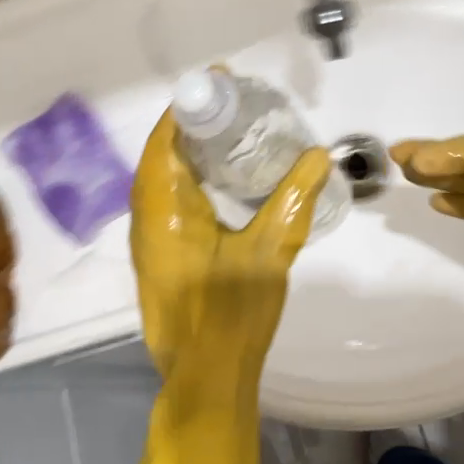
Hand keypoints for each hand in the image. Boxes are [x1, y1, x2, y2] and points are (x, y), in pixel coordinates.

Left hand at [104, 109, 329, 463]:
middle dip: (194, 127)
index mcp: (164, 211)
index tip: (219, 84)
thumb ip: (293, 201)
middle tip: (235, 108)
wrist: (203, 379)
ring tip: (232, 136)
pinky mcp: (159, 258)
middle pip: (162, 157)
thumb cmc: (230, 316)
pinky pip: (168, 204)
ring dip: (190, 155)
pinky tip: (223, 184)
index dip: (188, 107)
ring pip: (163, 182)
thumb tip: (317, 155)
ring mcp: (149, 241)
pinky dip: (190, 182)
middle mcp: (146, 220)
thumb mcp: (269, 255)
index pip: (166, 141)